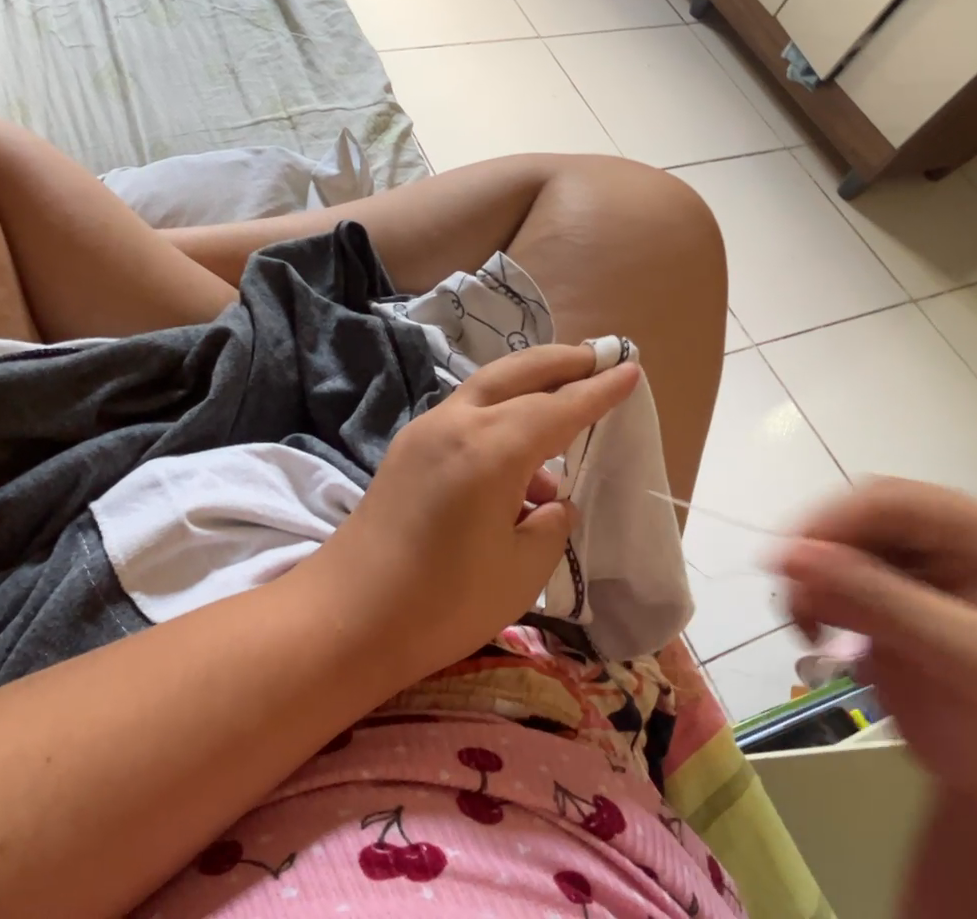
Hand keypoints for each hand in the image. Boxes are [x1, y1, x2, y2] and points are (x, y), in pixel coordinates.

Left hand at [301, 344, 638, 677]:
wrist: (346, 618)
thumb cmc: (442, 604)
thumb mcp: (520, 571)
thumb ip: (548, 527)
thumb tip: (551, 503)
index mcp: (491, 449)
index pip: (558, 408)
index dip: (598, 392)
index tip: (631, 369)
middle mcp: (455, 425)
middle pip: (514, 374)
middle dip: (559, 362)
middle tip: (595, 357)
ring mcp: (422, 435)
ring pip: (484, 391)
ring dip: (525, 391)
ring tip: (562, 417)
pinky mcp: (403, 454)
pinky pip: (462, 419)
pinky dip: (495, 420)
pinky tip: (517, 465)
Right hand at [775, 479, 976, 815]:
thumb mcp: (966, 663)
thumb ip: (880, 602)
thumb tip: (791, 554)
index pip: (896, 501)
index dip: (835, 522)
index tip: (789, 566)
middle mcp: (954, 546)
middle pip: (859, 519)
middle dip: (818, 556)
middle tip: (794, 607)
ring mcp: (919, 576)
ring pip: (836, 548)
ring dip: (808, 582)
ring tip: (807, 632)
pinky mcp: (886, 605)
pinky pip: (830, 582)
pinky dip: (810, 602)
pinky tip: (816, 637)